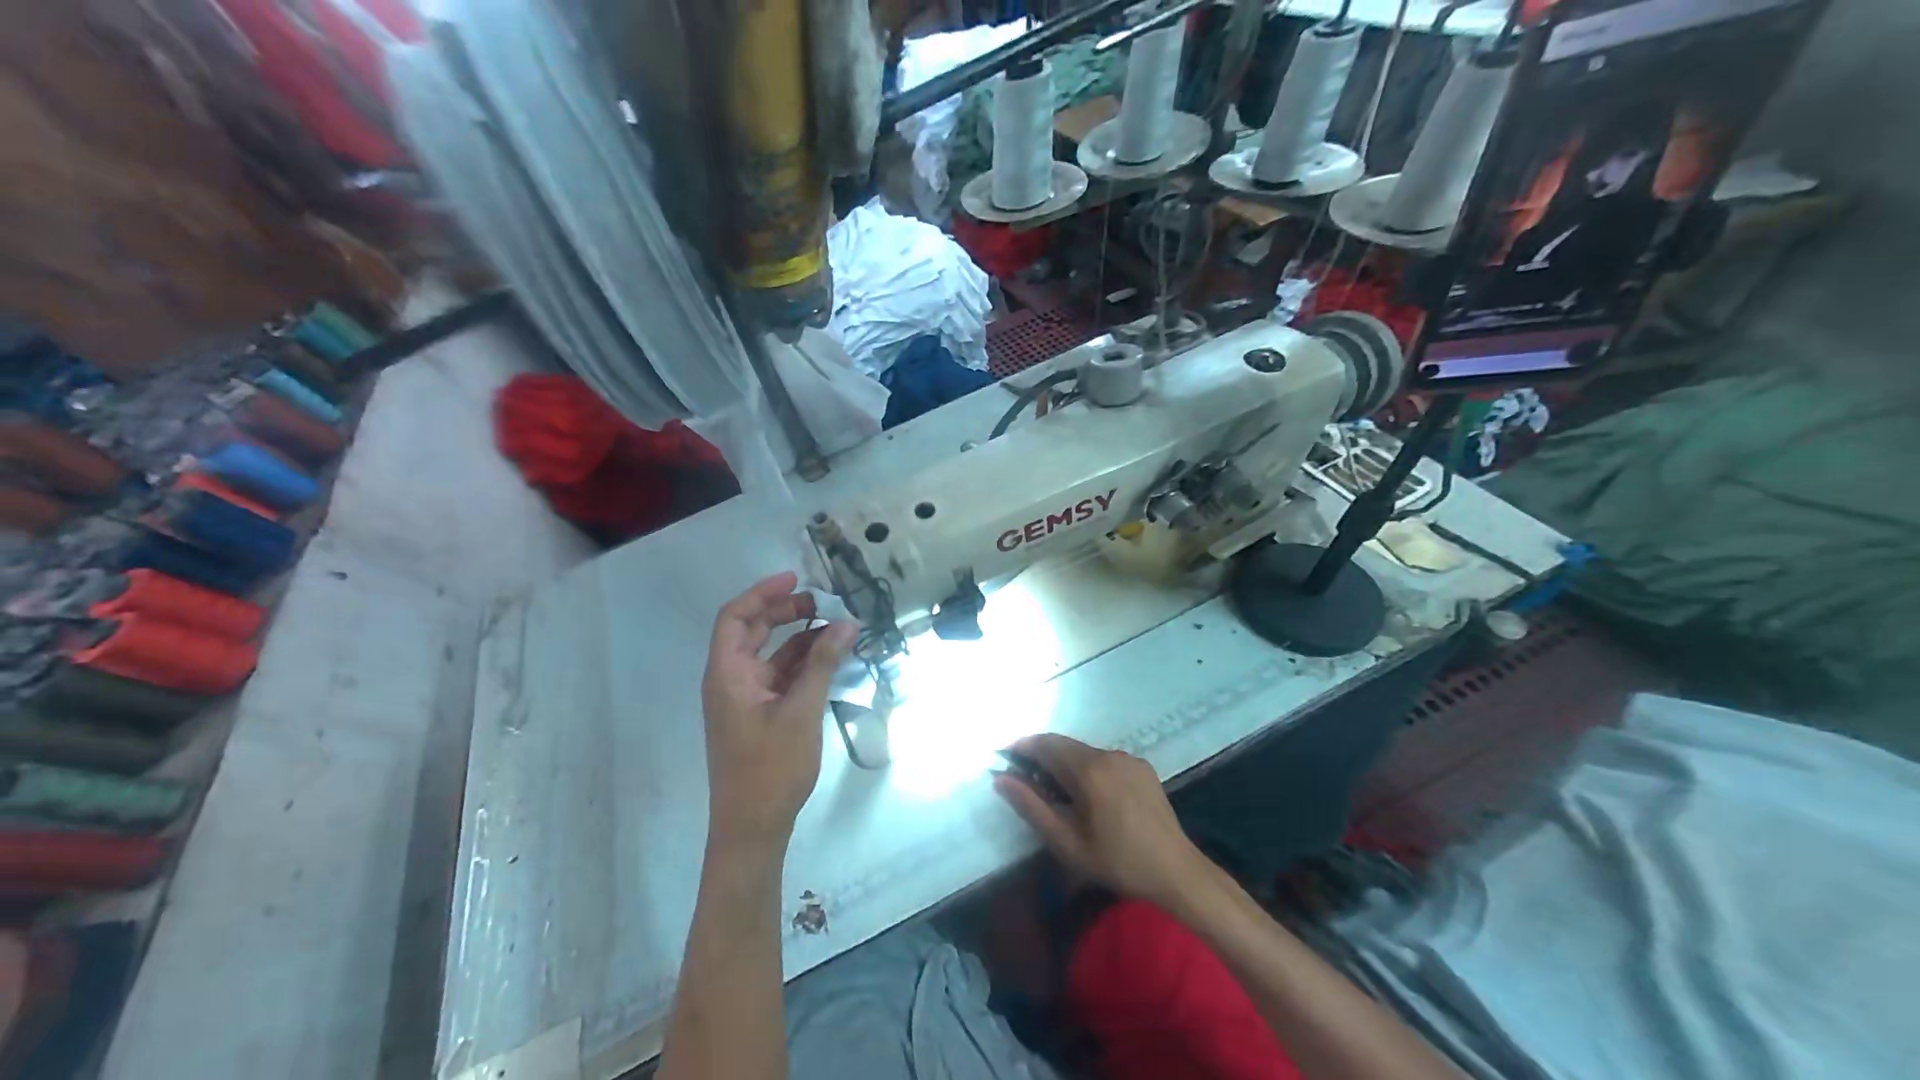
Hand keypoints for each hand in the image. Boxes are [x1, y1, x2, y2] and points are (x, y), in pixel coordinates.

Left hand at [701, 572, 857, 851]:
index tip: (797, 579)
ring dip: (799, 638)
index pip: (735, 617)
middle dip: (785, 612)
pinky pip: (779, 676)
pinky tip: (830, 659)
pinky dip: (802, 664)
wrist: (753, 827)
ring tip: (836, 628)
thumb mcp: (801, 711)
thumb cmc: (770, 768)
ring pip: (770, 654)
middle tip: (822, 603)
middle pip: (752, 631)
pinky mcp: (759, 714)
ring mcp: (744, 698)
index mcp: (727, 674)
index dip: (763, 593)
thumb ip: (822, 664)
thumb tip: (848, 624)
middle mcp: (731, 679)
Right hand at [993, 734, 1216, 914]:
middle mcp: (1108, 755)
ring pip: (1085, 752)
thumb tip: (1001, 779)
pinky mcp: (1142, 768)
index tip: (1003, 757)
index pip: (1045, 745)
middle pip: (1064, 744)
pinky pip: (1105, 760)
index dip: (1021, 748)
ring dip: (1064, 761)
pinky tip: (1087, 793)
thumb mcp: (1067, 842)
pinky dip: (1087, 767)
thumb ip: (1031, 807)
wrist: (1176, 871)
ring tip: (1053, 788)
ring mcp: (1128, 759)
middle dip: (1040, 754)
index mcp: (1089, 770)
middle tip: (1023, 775)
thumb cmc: (1117, 861)